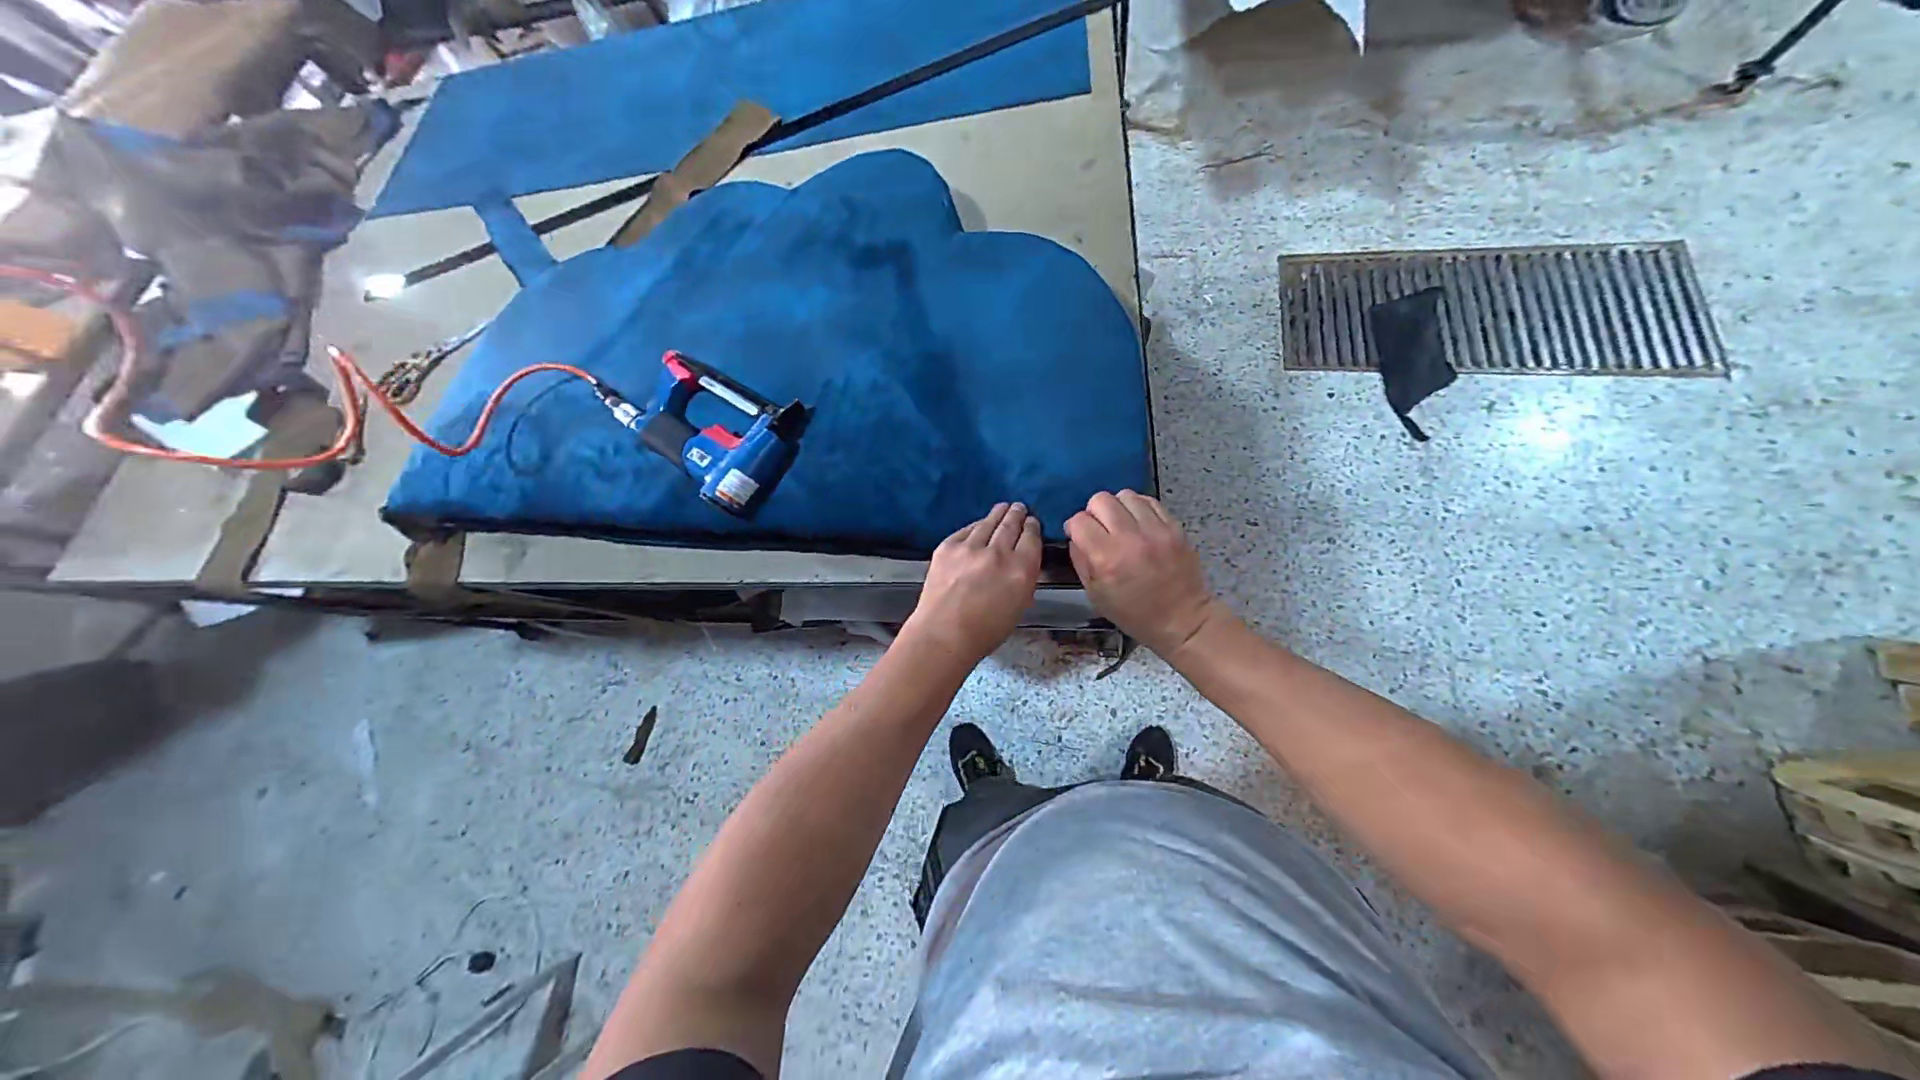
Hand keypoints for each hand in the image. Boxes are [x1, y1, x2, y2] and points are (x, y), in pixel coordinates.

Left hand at [901, 502, 1042, 661]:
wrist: (943, 634)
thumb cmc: (985, 632)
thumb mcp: (1018, 607)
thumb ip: (1024, 581)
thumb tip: (1022, 566)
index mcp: (1021, 569)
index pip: (1031, 538)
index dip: (1032, 527)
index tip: (1032, 523)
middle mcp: (998, 553)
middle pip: (1011, 525)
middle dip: (1016, 515)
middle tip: (1019, 508)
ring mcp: (970, 547)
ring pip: (988, 523)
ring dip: (998, 514)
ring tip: (1003, 508)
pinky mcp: (948, 547)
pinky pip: (965, 531)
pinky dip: (975, 526)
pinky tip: (978, 524)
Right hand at [1066, 491, 1224, 659]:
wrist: (1181, 619)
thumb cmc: (1134, 613)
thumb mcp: (1095, 594)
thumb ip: (1080, 560)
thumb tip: (1076, 536)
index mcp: (1106, 558)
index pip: (1079, 521)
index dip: (1074, 527)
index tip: (1079, 536)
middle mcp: (1130, 538)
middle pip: (1100, 500)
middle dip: (1093, 512)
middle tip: (1100, 529)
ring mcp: (1155, 530)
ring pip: (1125, 495)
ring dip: (1117, 507)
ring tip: (1121, 524)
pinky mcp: (1174, 527)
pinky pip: (1149, 501)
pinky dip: (1138, 508)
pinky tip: (1138, 524)